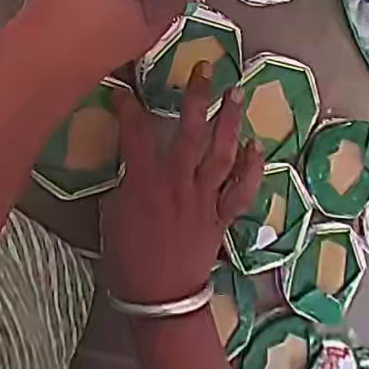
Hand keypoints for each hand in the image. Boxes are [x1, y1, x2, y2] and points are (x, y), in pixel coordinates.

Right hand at [102, 67, 265, 306]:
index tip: (123, 89)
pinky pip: (240, 189)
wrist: (161, 301)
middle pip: (191, 132)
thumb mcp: (112, 215)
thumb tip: (132, 160)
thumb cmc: (128, 259)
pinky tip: (255, 145)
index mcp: (145, 183)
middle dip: (197, 97)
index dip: (129, 107)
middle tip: (206, 68)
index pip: (136, 132)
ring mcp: (204, 198)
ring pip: (221, 153)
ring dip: (230, 121)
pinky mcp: (221, 216)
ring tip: (237, 93)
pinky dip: (250, 167)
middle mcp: (178, 183)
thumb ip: (125, 181)